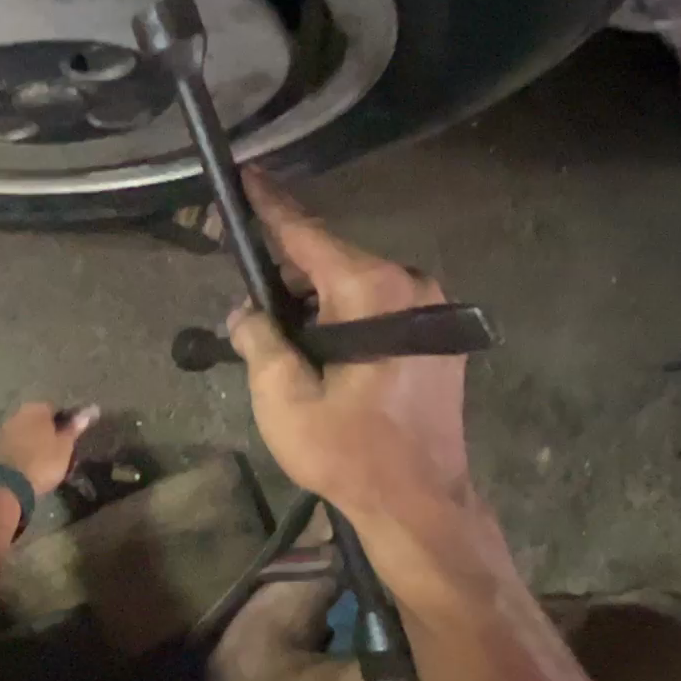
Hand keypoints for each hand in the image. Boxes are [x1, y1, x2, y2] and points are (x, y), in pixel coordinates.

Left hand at [0, 402, 98, 495]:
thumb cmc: (43, 461)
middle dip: (49, 431)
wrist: (11, 484)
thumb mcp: (65, 446)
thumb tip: (89, 411)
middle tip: (60, 450)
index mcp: (36, 408)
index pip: (56, 409)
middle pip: (39, 419)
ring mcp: (6, 428)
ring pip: (28, 431)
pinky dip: (25, 449)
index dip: (65, 423)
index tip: (70, 439)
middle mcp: (18, 413)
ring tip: (47, 458)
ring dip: (36, 440)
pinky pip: (18, 443)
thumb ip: (74, 427)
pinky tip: (32, 462)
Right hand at [227, 170, 474, 530]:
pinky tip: (316, 353)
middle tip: (249, 311)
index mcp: (373, 292)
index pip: (308, 235)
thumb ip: (258, 339)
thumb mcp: (282, 397)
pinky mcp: (434, 336)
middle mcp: (409, 287)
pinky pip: (373, 308)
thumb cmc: (349, 452)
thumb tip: (247, 312)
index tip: (248, 176)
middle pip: (329, 261)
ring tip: (278, 343)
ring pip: (350, 287)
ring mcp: (430, 311)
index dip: (271, 208)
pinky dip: (338, 318)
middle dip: (284, 277)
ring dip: (310, 304)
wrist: (420, 504)